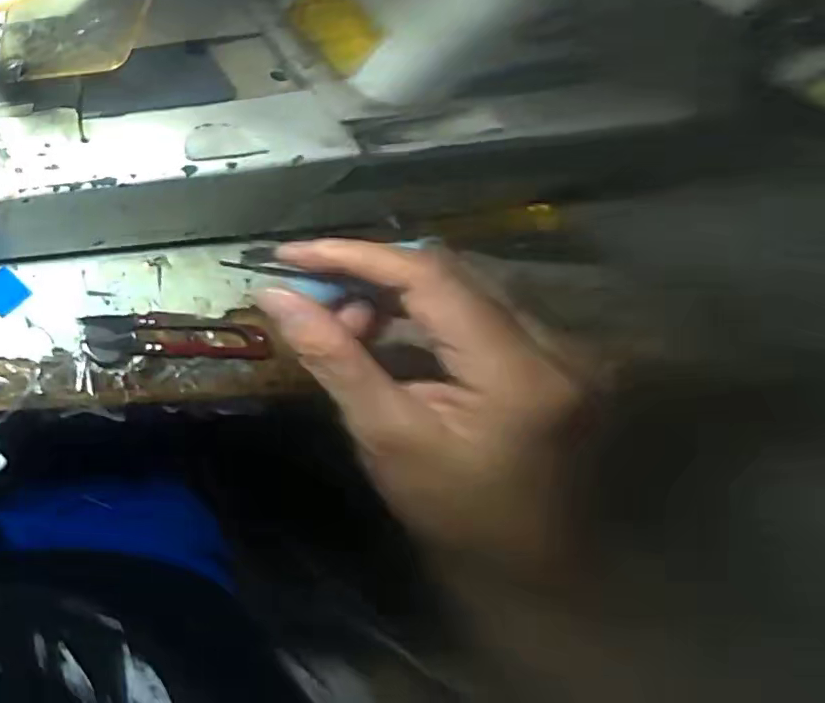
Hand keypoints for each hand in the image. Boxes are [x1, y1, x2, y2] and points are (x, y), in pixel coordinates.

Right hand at [254, 239, 581, 569]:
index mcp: (518, 368)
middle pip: (442, 271)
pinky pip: (463, 306)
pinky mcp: (540, 357)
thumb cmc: (453, 508)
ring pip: (452, 283)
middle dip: (361, 270)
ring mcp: (553, 350)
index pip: (428, 277)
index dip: (351, 255)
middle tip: (303, 287)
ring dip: (382, 290)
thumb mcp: (382, 432)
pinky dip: (407, 309)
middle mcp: (552, 345)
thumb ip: (331, 356)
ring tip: (338, 323)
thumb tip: (271, 295)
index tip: (287, 255)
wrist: (530, 570)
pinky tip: (375, 333)